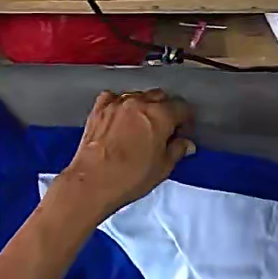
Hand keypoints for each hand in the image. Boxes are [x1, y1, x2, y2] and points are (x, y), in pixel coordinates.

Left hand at [48, 90, 195, 222]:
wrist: (92, 183)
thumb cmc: (128, 177)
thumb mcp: (163, 167)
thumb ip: (177, 150)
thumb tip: (184, 144)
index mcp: (161, 115)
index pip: (182, 107)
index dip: (186, 119)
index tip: (183, 130)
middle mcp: (140, 103)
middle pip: (160, 96)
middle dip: (166, 109)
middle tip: (165, 128)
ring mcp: (117, 104)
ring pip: (138, 95)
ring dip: (144, 106)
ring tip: (142, 124)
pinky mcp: (99, 110)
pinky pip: (114, 97)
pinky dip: (120, 104)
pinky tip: (122, 116)